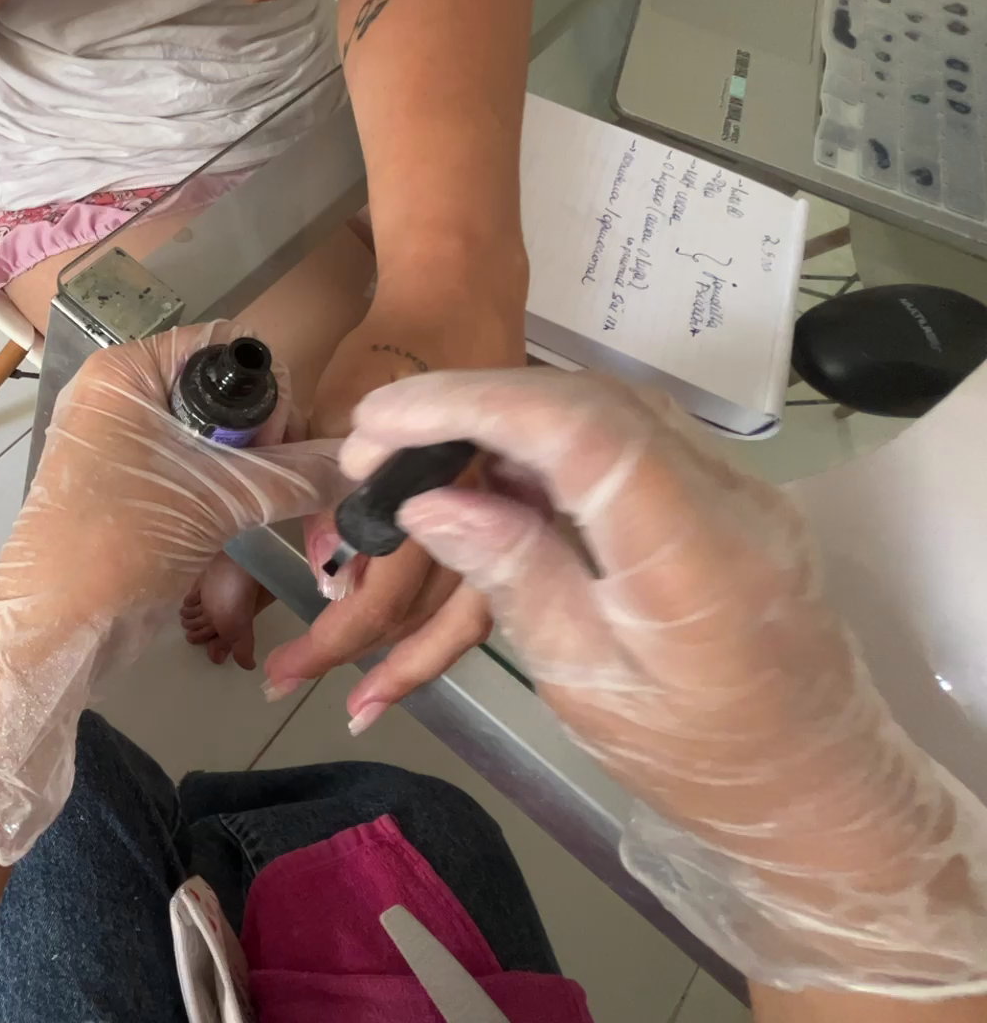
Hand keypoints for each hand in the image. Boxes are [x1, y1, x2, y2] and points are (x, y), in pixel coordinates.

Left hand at [0, 323, 346, 862]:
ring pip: (213, 437)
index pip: (224, 348)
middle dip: (262, 440)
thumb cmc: (123, 543)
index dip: (265, 393)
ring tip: (263, 509)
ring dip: (248, 473)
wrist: (59, 626)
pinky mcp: (130, 482)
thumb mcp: (215, 500)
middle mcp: (120, 395)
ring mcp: (122, 440)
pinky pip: (194, 469)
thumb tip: (364, 463)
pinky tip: (241, 519)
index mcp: (125, 373)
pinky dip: (224, 492)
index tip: (280, 447)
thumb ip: (296, 474)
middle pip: (222, 394)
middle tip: (278, 486)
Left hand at [262, 288, 525, 725]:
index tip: (290, 671)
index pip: (387, 589)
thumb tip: (328, 569)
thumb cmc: (388, 352)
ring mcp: (510, 515)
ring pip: (463, 614)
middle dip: (373, 666)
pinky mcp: (509, 514)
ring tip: (366, 704)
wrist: (459, 303)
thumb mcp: (342, 415)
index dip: (337, 637)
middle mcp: (488, 513)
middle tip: (325, 705)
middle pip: (433, 616)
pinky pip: (474, 583)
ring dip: (412, 662)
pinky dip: (436, 622)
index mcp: (444, 488)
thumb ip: (327, 487)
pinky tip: (403, 650)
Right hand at [348, 367, 986, 995]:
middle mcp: (724, 495)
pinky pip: (604, 431)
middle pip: (582, 399)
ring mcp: (722, 484)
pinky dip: (522, 431)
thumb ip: (512, 574)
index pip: (581, 434)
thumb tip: (425, 502)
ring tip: (406, 443)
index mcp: (696, 556)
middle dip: (461, 401)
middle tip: (369, 435)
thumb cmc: (688, 748)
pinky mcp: (702, 488)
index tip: (375, 423)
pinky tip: (475, 460)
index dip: (469, 409)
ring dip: (488, 409)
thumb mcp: (579, 675)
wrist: (809, 779)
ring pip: (592, 403)